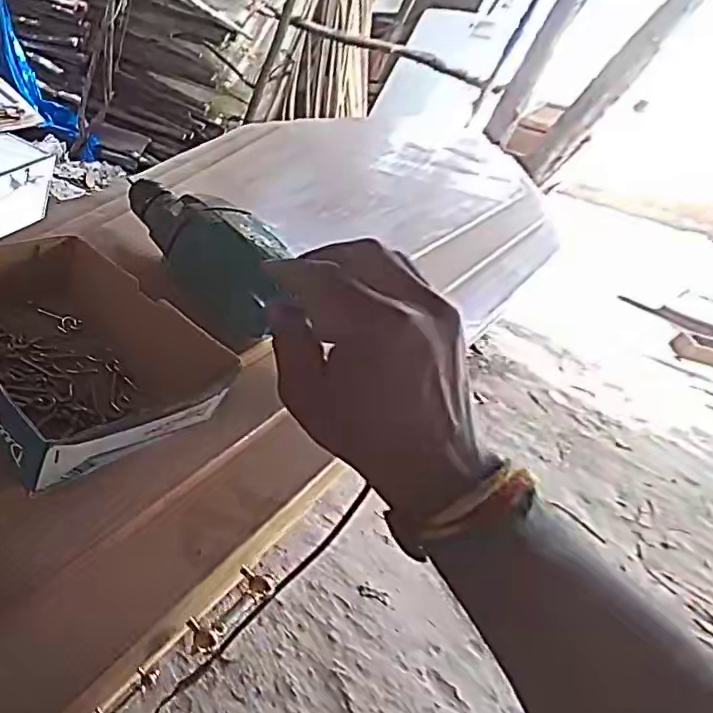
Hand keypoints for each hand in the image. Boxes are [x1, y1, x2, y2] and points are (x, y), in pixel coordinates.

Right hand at [266, 239, 493, 523]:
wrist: (431, 458)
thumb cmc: (359, 433)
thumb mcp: (304, 394)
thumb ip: (289, 342)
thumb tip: (280, 307)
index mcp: (373, 326)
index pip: (323, 277)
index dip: (289, 270)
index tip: (265, 271)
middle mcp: (412, 305)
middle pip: (361, 254)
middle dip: (319, 258)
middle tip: (290, 275)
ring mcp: (437, 307)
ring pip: (389, 259)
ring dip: (348, 263)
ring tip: (318, 284)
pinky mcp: (448, 315)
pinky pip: (406, 276)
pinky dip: (373, 276)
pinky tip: (351, 299)